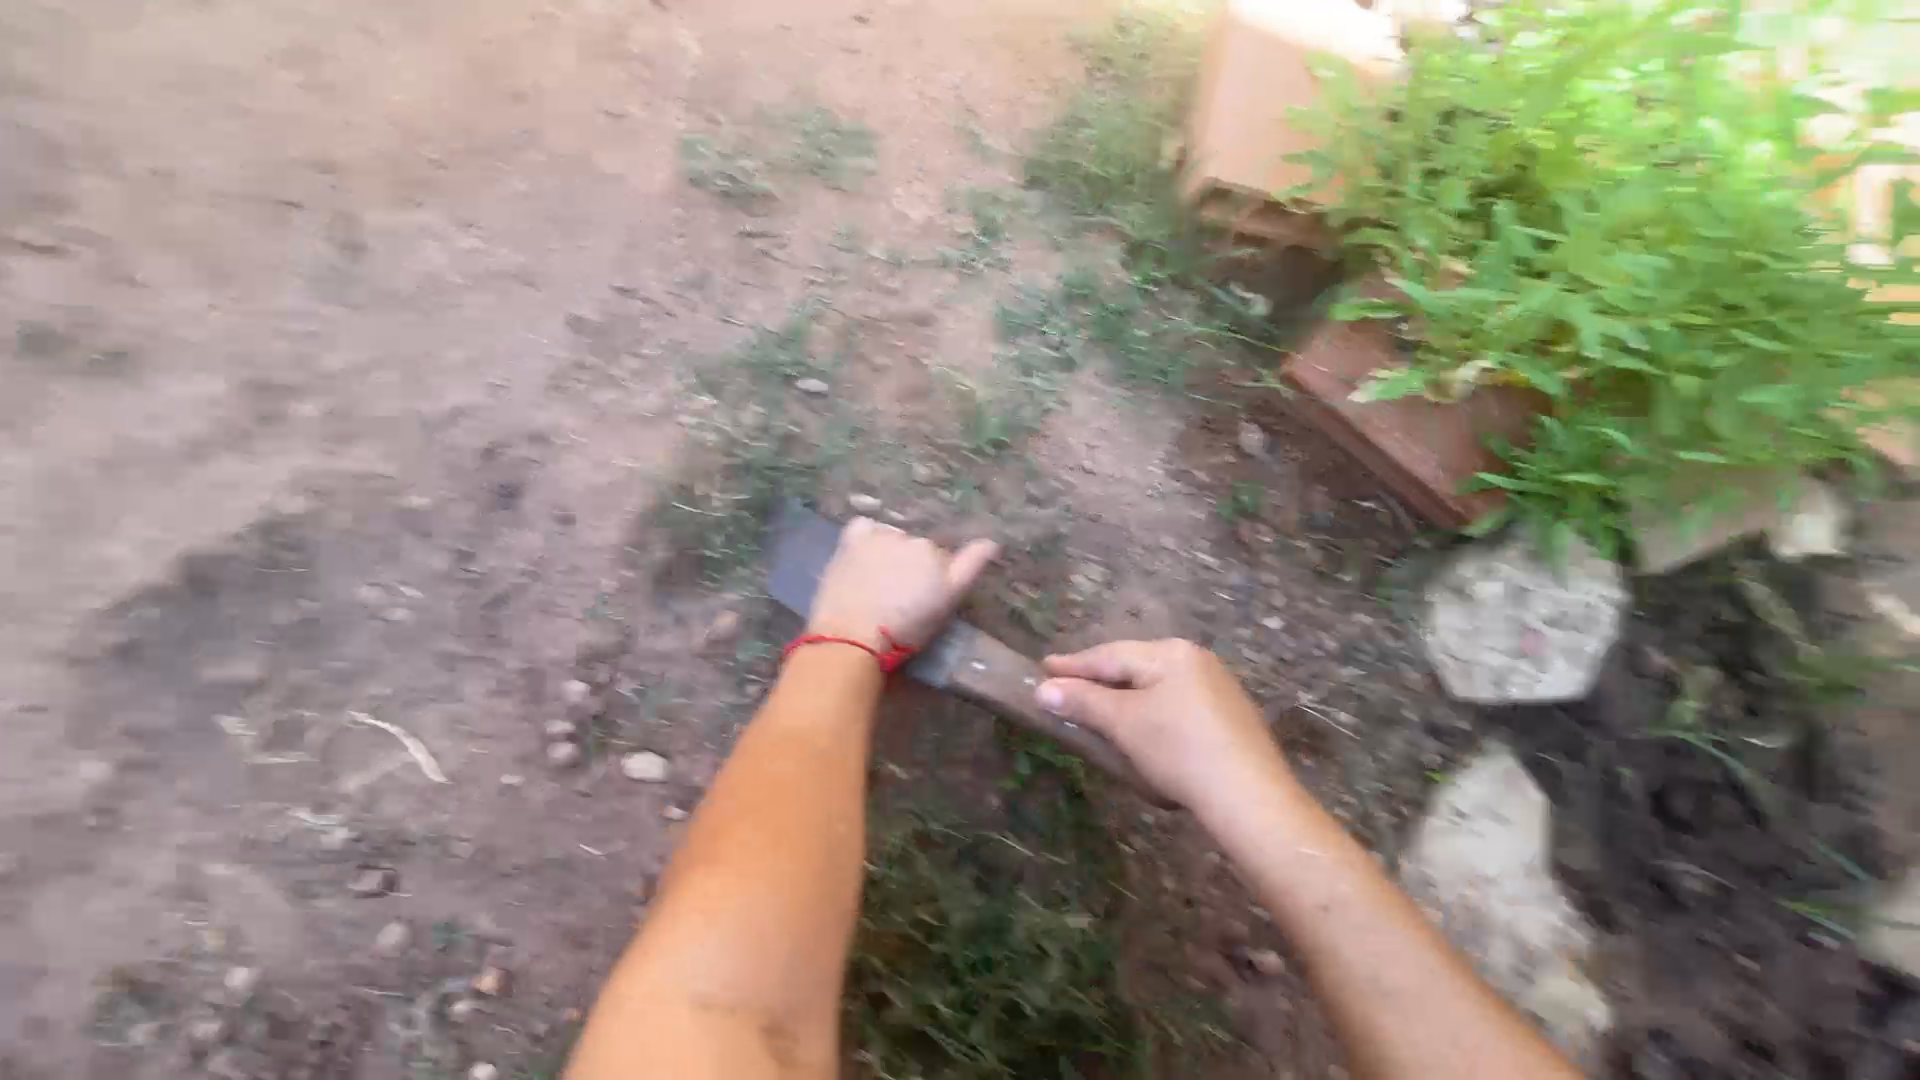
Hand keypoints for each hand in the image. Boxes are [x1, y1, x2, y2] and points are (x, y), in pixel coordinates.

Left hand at [807, 518, 998, 651]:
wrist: (853, 636)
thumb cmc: (906, 629)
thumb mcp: (947, 603)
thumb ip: (970, 567)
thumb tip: (992, 542)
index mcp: (936, 554)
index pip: (947, 558)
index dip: (941, 575)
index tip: (927, 593)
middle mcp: (912, 538)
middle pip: (920, 547)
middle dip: (916, 565)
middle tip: (901, 596)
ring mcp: (881, 536)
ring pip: (895, 537)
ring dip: (893, 552)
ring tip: (880, 582)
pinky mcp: (853, 539)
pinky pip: (865, 527)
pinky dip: (867, 536)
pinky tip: (865, 555)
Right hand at [1035, 639, 1293, 812]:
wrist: (1250, 797)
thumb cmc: (1179, 750)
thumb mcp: (1124, 724)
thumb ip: (1083, 702)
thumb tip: (1044, 689)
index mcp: (1170, 652)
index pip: (1109, 655)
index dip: (1073, 665)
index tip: (1043, 668)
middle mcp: (1196, 660)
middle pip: (1134, 666)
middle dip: (1099, 678)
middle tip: (1066, 685)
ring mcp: (1218, 687)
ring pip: (1156, 685)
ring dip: (1124, 696)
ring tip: (1097, 705)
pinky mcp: (1229, 717)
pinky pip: (1176, 703)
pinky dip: (1150, 711)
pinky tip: (1142, 726)